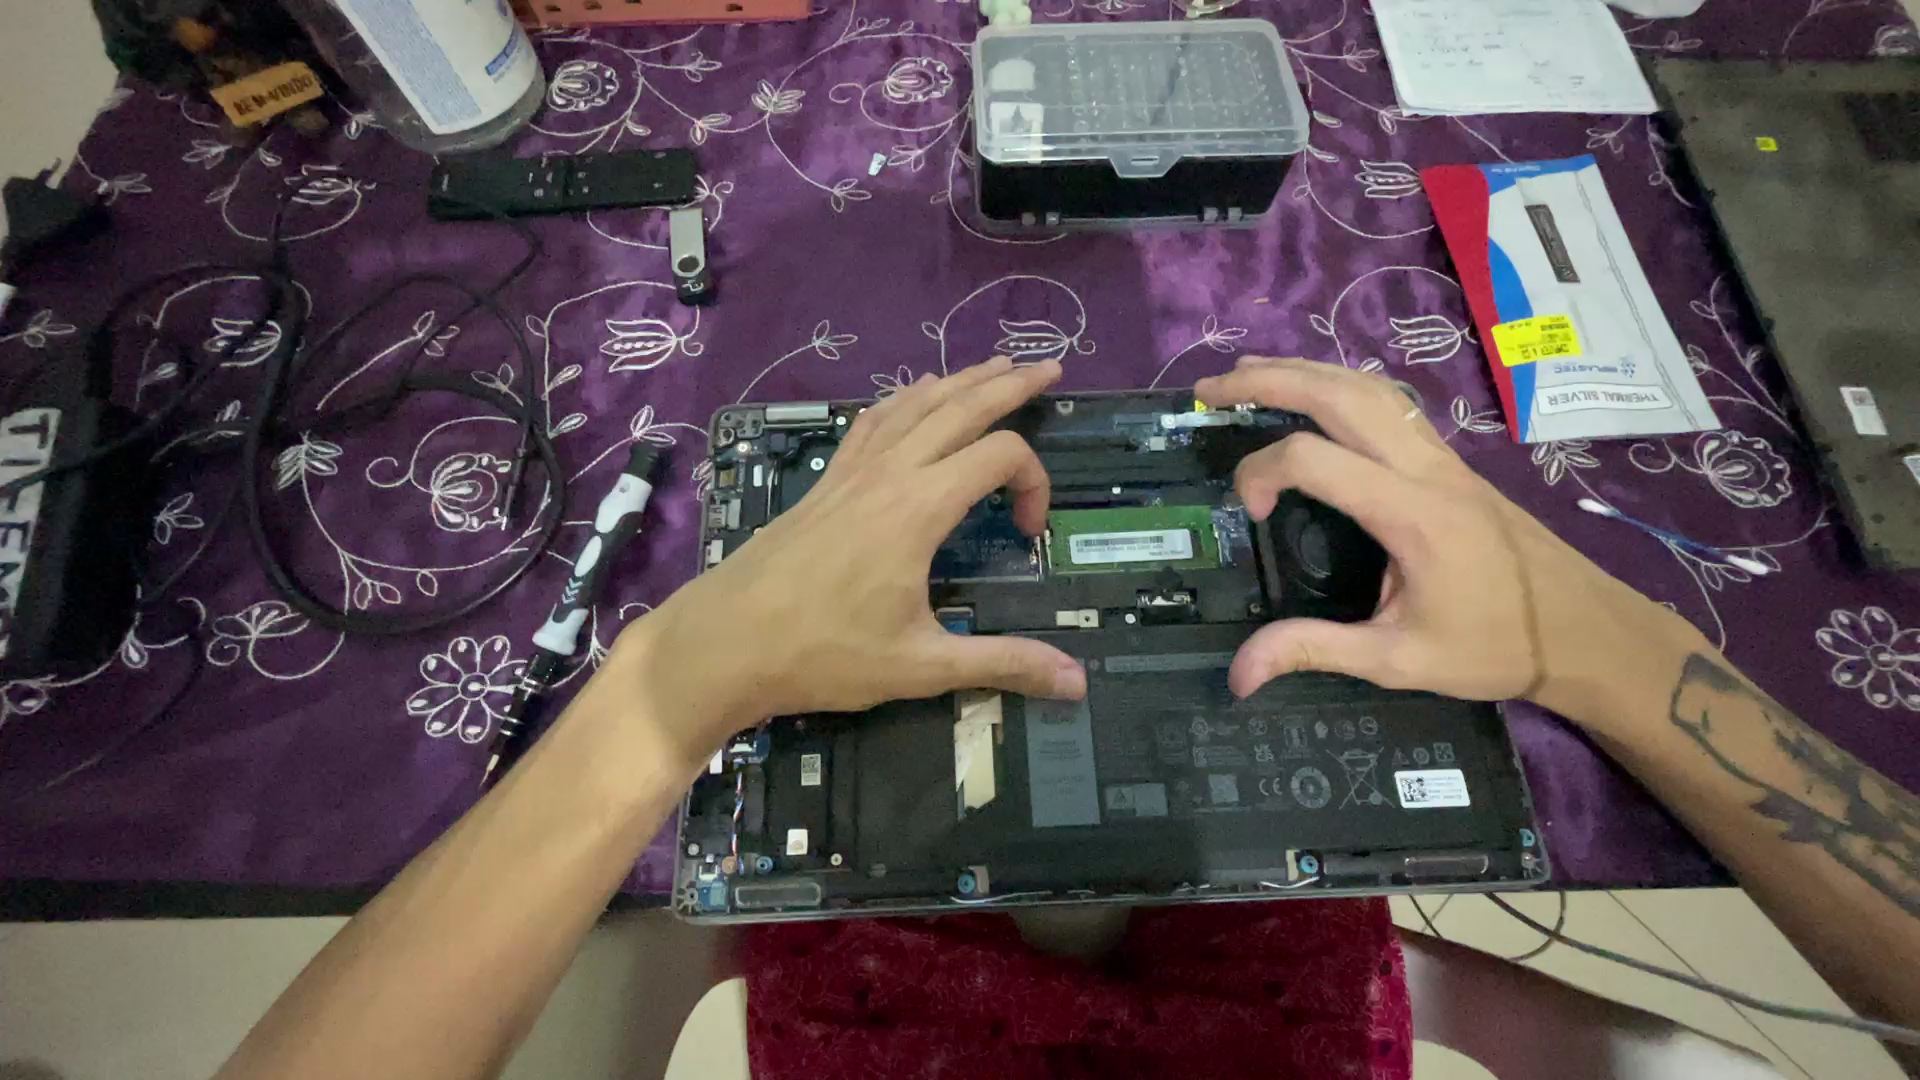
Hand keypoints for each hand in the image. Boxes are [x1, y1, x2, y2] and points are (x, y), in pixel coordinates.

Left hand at [605, 357, 1086, 769]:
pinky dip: (904, 400)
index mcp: (919, 507)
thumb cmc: (824, 653)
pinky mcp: (826, 481)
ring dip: (959, 381)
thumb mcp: (922, 665)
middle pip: (960, 406)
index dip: (1034, 483)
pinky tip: (912, 398)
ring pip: (914, 404)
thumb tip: (1078, 684)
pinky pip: (872, 421)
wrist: (725, 643)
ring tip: (993, 367)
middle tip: (1050, 367)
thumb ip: (1003, 663)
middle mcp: (889, 473)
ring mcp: (852, 472)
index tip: (1028, 534)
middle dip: (1010, 383)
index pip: (1000, 456)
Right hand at [1194, 356, 1705, 718]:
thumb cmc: (1495, 647)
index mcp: (1410, 513)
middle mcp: (1425, 468)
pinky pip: (1388, 402)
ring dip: (1303, 371)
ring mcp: (1442, 457)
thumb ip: (1313, 651)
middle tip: (1210, 389)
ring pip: (1367, 387)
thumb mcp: (1398, 661)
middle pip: (1339, 395)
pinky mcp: (1449, 461)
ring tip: (1248, 372)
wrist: (1591, 632)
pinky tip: (1316, 392)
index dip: (1262, 472)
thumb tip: (1238, 674)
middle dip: (1267, 381)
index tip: (1251, 512)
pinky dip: (1339, 384)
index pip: (1315, 458)